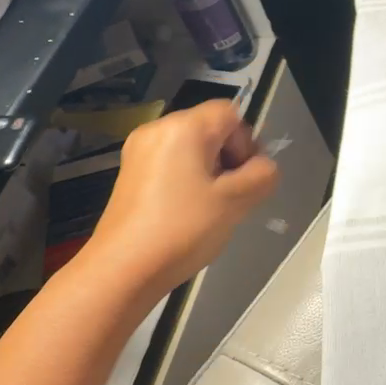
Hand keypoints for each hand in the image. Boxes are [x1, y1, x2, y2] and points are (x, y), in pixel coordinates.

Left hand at [78, 101, 278, 296]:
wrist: (122, 271)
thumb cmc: (183, 228)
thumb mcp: (237, 200)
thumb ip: (263, 174)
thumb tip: (262, 168)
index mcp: (183, 128)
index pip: (230, 113)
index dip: (246, 142)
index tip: (242, 177)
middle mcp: (157, 130)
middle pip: (210, 128)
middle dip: (228, 157)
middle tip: (229, 195)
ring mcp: (138, 152)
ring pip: (192, 148)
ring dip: (210, 171)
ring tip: (208, 207)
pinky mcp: (130, 175)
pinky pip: (172, 163)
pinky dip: (187, 180)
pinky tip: (186, 212)